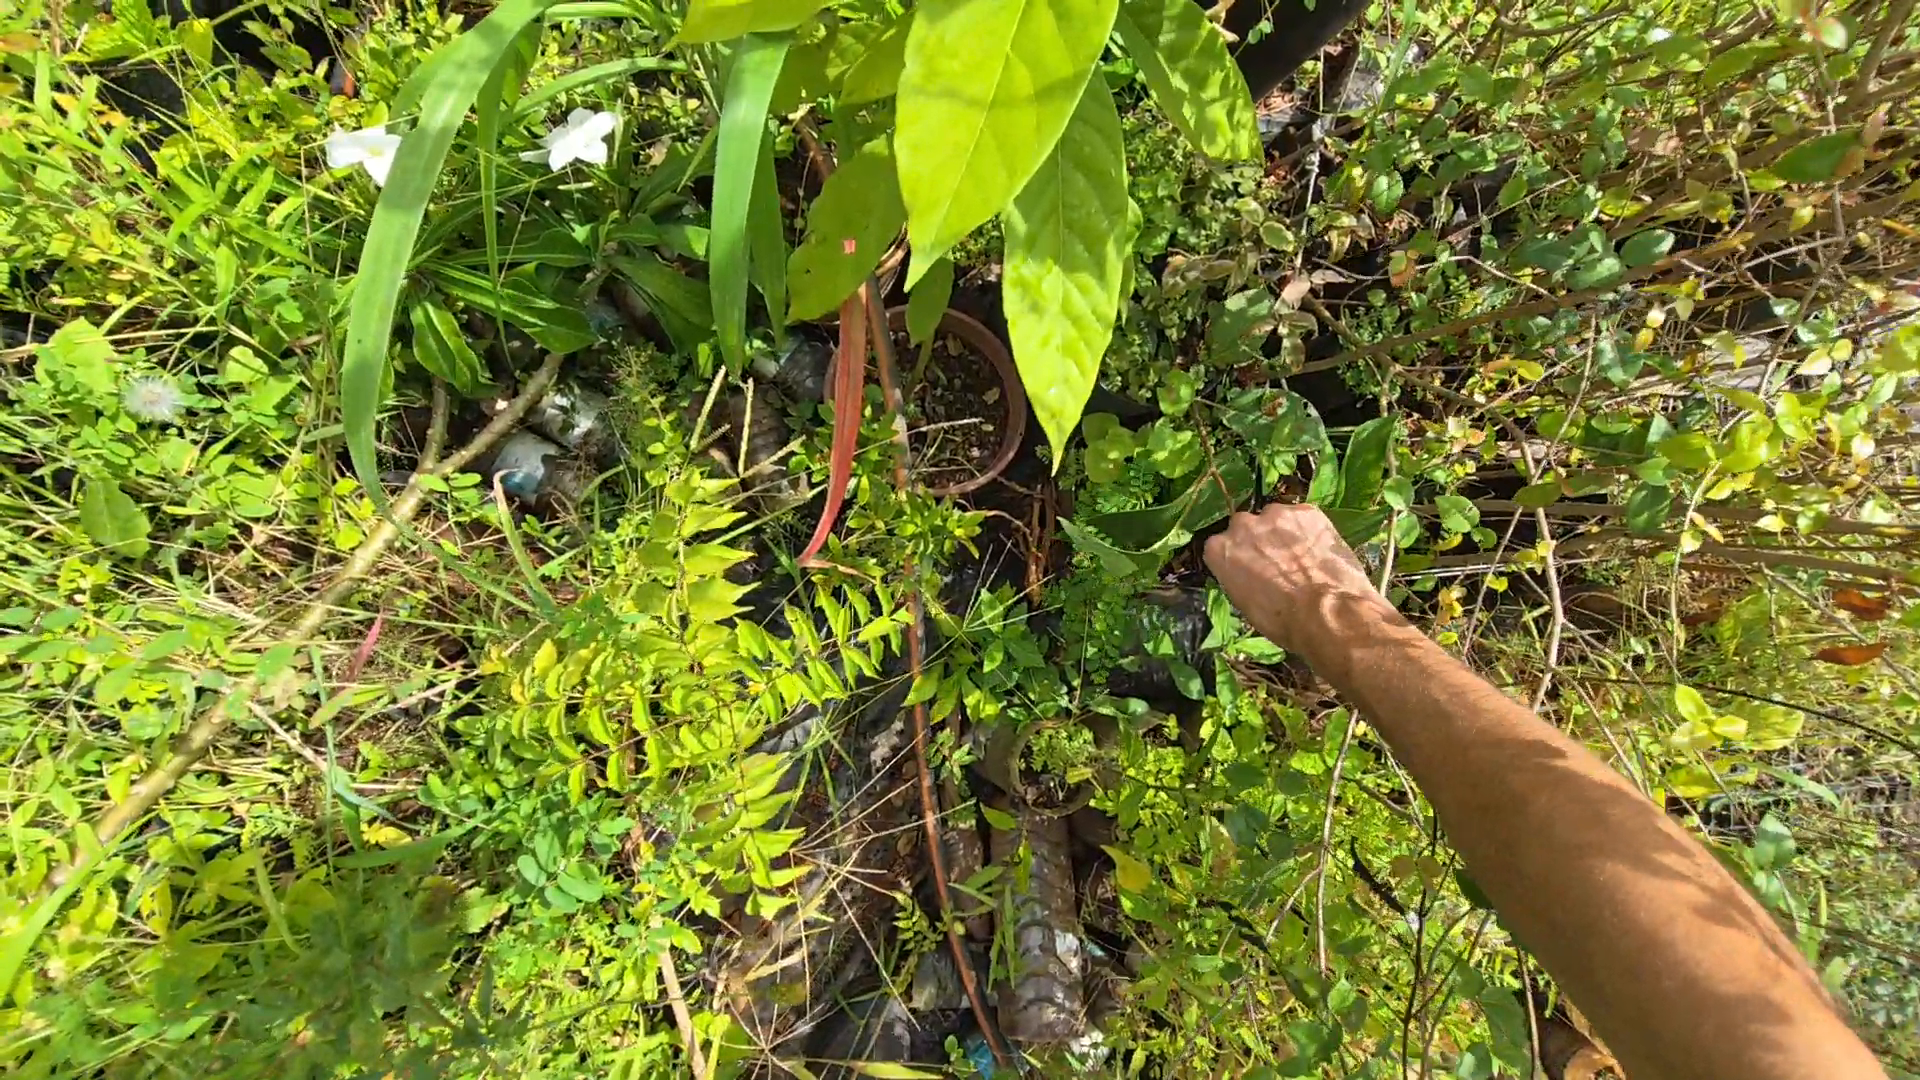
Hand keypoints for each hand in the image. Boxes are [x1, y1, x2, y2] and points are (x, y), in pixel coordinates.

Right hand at [1203, 504, 1393, 665]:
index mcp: (1218, 548)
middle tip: (1275, 562)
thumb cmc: (1277, 618)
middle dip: (1257, 540)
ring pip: (1276, 519)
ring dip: (1283, 533)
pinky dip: (1310, 530)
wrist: (1322, 611)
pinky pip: (1304, 518)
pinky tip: (1319, 550)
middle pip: (1246, 526)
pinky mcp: (1307, 512)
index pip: (1221, 546)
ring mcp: (1275, 515)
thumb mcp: (1243, 601)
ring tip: (1301, 556)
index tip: (1248, 568)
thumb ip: (1238, 575)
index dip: (1237, 557)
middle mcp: (1242, 525)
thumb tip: (1249, 573)